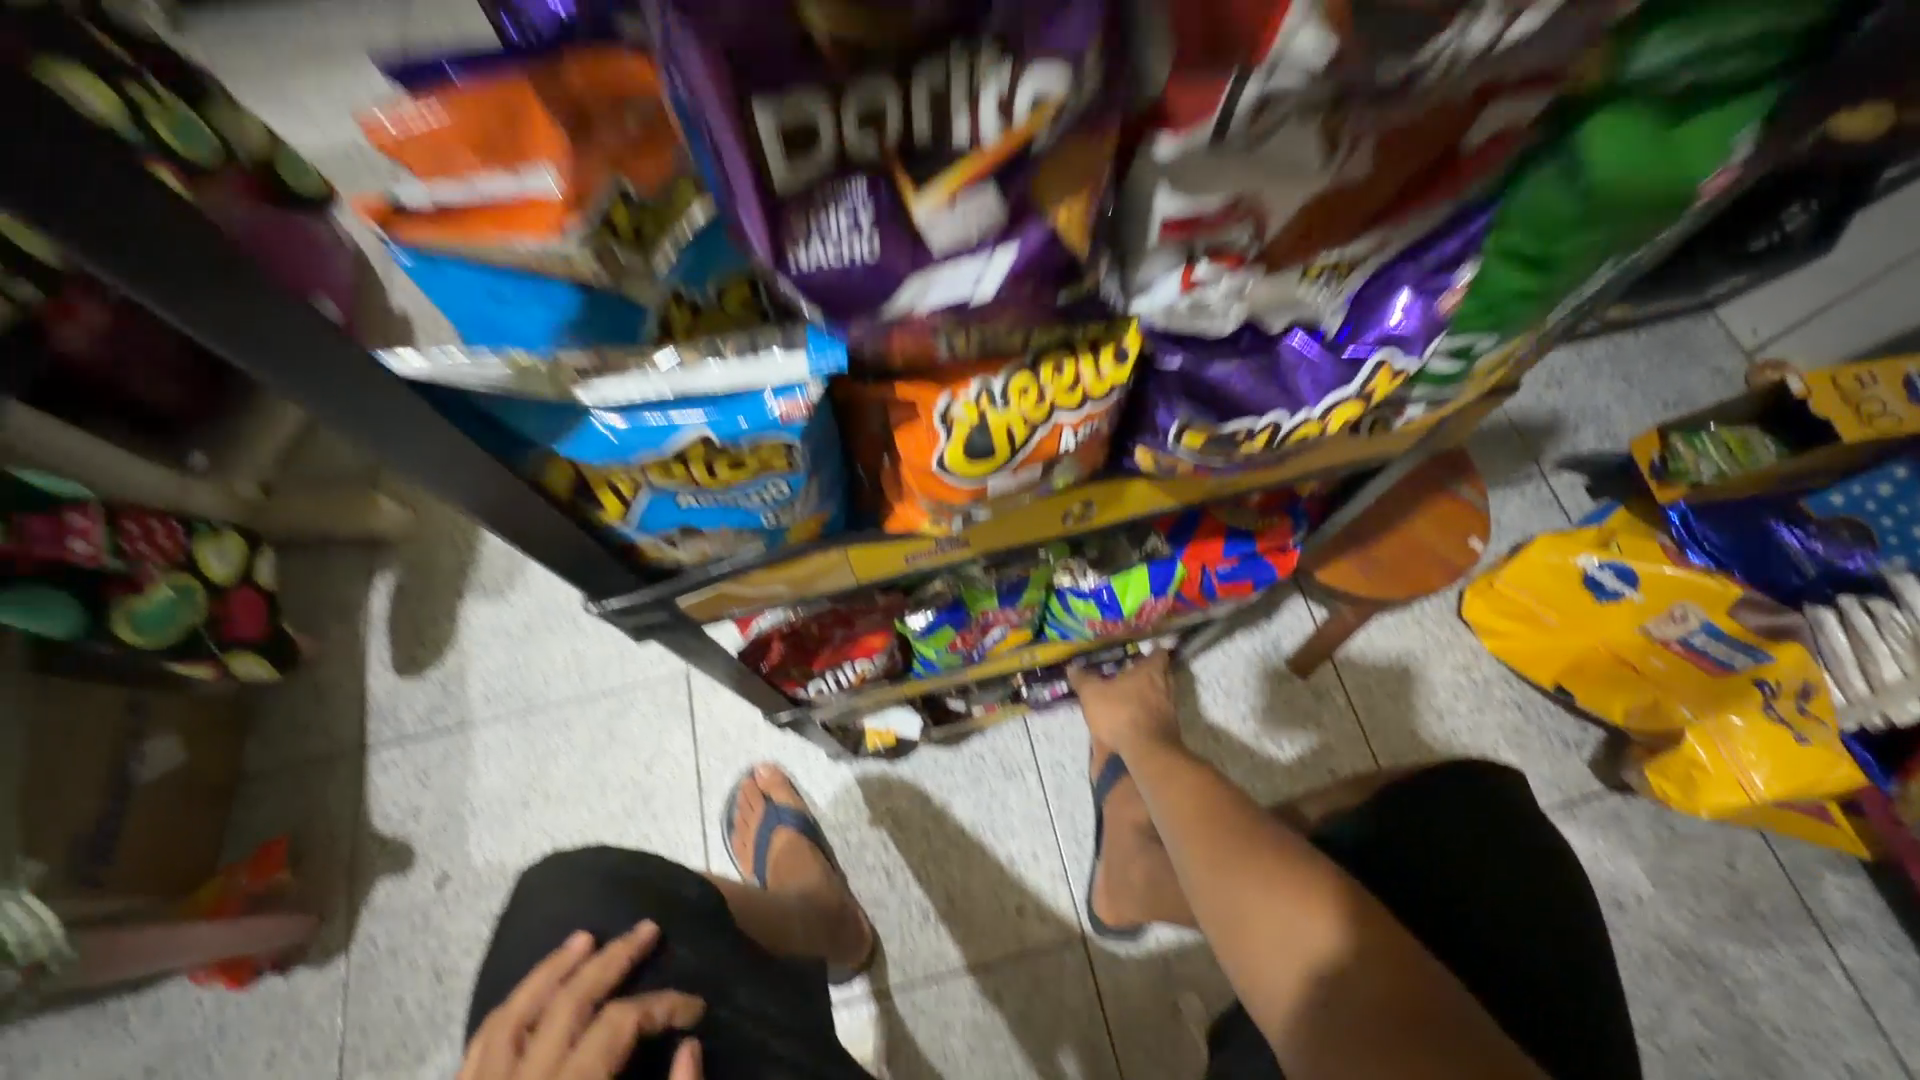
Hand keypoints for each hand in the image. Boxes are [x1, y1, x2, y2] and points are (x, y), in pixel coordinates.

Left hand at [459, 920, 704, 1079]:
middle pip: (566, 1005)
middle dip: (612, 960)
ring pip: (512, 1016)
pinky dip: (510, 1007)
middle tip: (648, 929)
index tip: (695, 1009)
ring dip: (552, 970)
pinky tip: (533, 987)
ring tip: (586, 938)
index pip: (617, 1026)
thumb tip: (690, 1047)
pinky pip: (479, 1044)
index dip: (662, 1006)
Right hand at [1069, 650, 1181, 758]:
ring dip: (1152, 695)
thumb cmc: (1120, 713)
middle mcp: (1166, 688)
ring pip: (1163, 696)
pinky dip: (1150, 715)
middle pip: (1164, 674)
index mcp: (1151, 672)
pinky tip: (1135, 719)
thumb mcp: (1092, 694)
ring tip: (1133, 697)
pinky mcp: (1169, 731)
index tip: (1143, 653)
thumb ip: (1083, 680)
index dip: (1152, 652)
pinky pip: (1160, 716)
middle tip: (1136, 673)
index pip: (1159, 654)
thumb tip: (1072, 667)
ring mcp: (1170, 710)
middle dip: (1152, 673)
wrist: (1145, 751)